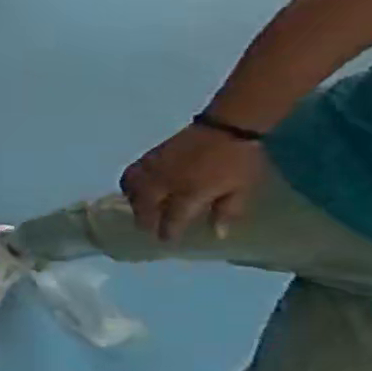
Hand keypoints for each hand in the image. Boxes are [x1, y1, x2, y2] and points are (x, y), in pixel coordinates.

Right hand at [120, 123, 267, 241]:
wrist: (225, 129)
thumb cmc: (239, 162)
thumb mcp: (242, 190)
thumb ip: (227, 212)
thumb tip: (217, 233)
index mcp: (189, 192)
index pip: (172, 217)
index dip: (168, 231)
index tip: (166, 241)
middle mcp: (165, 182)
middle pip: (145, 205)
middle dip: (145, 220)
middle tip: (147, 229)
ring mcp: (154, 168)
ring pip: (132, 189)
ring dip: (134, 202)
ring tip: (139, 209)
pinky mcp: (149, 157)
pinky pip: (131, 174)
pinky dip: (129, 185)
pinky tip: (135, 188)